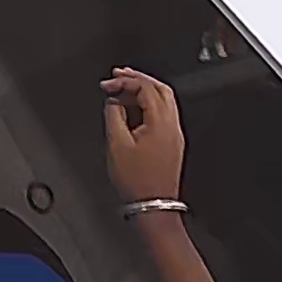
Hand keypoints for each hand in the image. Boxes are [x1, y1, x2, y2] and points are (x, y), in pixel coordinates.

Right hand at [102, 67, 182, 201]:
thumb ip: (113, 114)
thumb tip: (113, 101)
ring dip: (144, 89)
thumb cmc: (136, 181)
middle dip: (138, 78)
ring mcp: (174, 134)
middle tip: (119, 74)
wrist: (152, 207)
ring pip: (164, 99)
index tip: (107, 83)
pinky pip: (162, 113)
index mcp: (161, 122)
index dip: (125, 81)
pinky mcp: (172, 142)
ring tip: (123, 87)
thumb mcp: (116, 143)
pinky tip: (132, 107)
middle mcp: (172, 125)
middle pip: (160, 88)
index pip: (145, 88)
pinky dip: (148, 103)